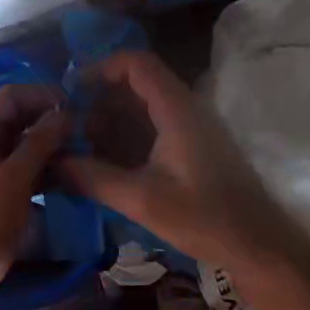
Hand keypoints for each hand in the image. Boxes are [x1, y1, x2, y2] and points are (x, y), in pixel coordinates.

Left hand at [0, 84, 67, 295]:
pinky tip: (67, 170)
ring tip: (81, 147)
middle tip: (84, 127)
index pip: (11, 95)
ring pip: (21, 140)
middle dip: (48, 118)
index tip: (77, 105)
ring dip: (48, 141)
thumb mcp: (15, 178)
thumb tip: (66, 113)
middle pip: (16, 116)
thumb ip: (40, 141)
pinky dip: (42, 162)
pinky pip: (21, 162)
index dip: (43, 95)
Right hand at [61, 51, 293, 266]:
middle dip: (97, 101)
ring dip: (109, 122)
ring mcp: (190, 130)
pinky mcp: (191, 151)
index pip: (136, 64)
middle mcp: (184, 110)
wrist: (257, 245)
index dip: (100, 69)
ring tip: (76, 147)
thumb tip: (52, 163)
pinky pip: (151, 131)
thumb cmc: (204, 218)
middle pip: (135, 85)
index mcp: (177, 109)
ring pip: (142, 110)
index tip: (70, 91)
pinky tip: (101, 164)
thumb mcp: (142, 200)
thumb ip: (94, 178)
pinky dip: (124, 140)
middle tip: (65, 126)